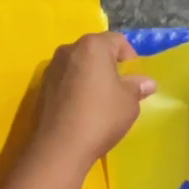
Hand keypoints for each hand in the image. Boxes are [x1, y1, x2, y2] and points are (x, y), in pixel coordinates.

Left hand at [30, 33, 156, 168]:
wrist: (59, 147)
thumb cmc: (100, 117)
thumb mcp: (128, 103)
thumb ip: (137, 87)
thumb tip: (146, 82)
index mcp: (93, 46)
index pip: (118, 41)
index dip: (130, 58)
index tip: (135, 79)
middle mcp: (69, 49)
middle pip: (96, 50)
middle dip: (109, 65)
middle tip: (119, 89)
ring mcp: (52, 67)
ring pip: (79, 64)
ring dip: (90, 76)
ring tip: (100, 100)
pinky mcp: (41, 86)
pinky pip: (65, 79)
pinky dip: (75, 87)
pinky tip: (81, 109)